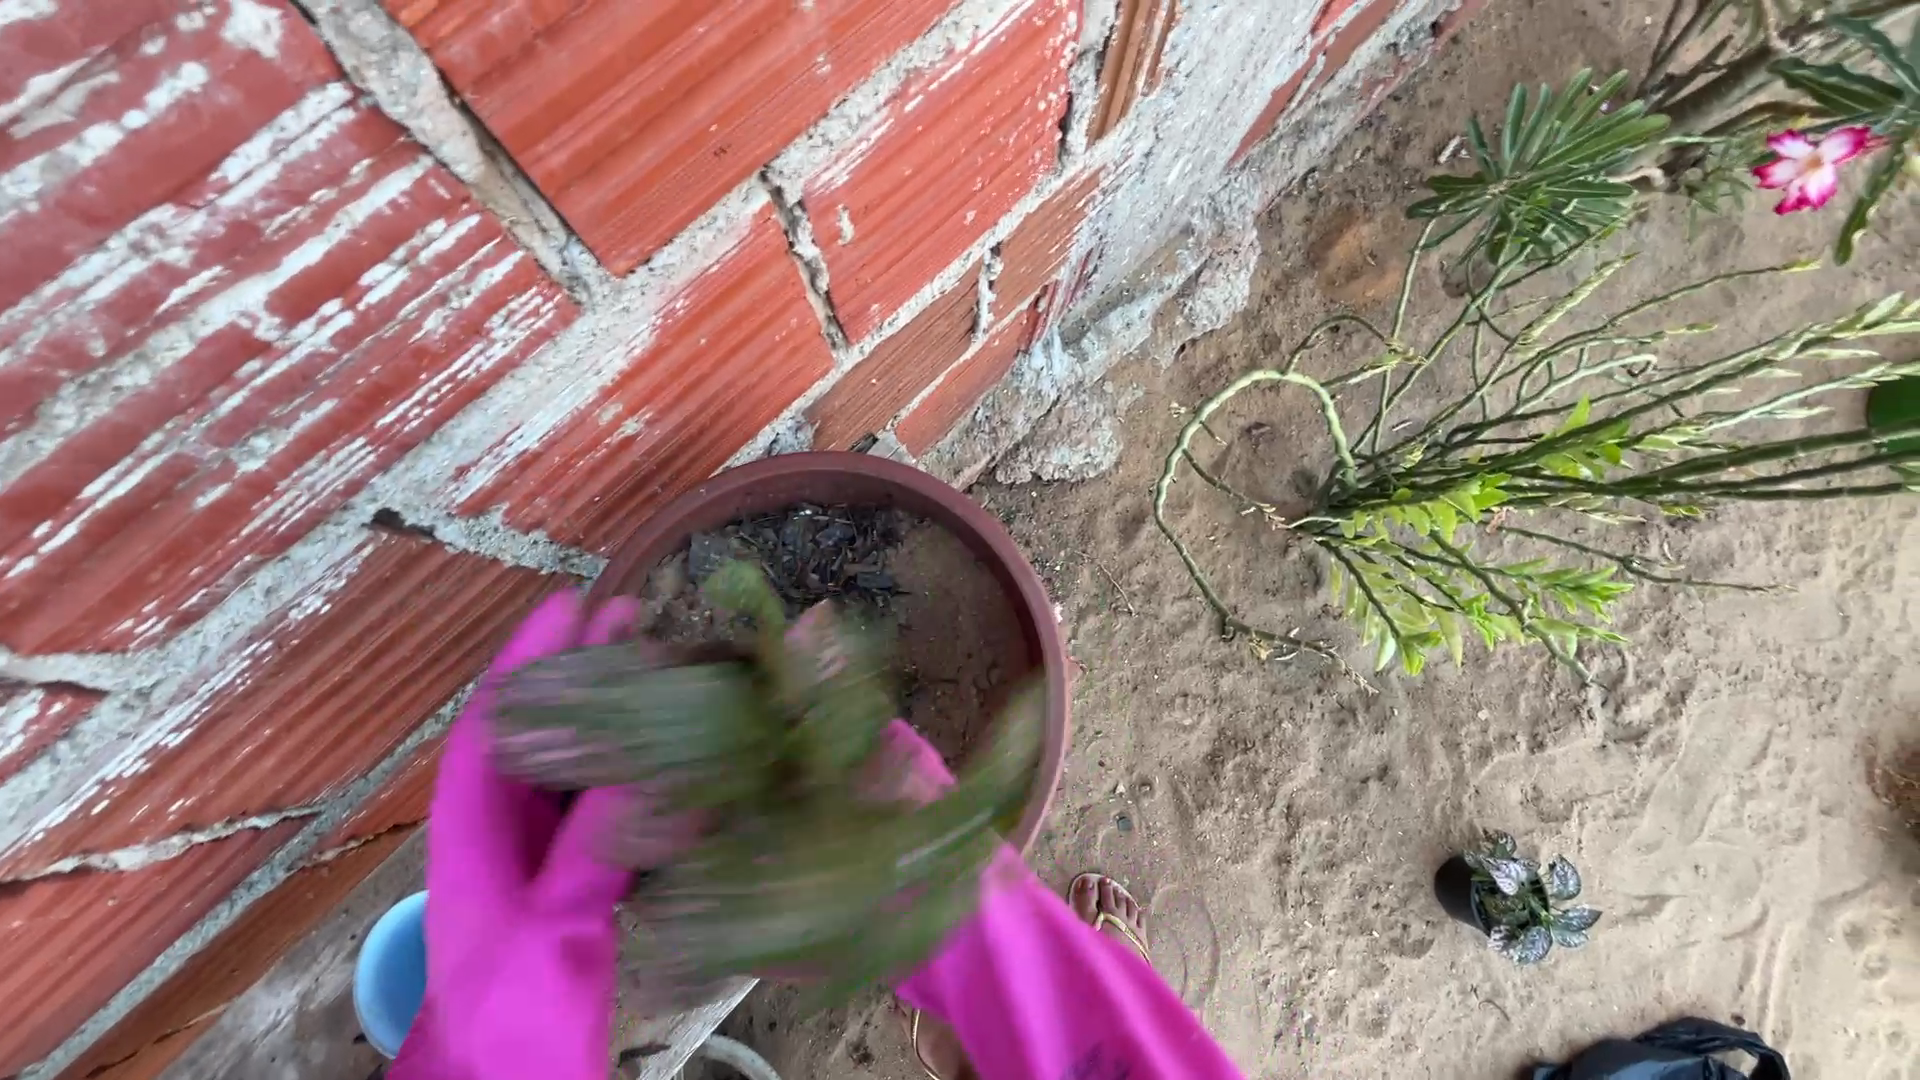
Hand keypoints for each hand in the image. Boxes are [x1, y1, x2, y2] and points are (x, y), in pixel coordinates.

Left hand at [390, 591, 640, 1079]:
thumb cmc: (514, 1032)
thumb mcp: (552, 941)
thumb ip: (589, 860)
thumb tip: (647, 776)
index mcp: (473, 847)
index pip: (492, 732)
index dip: (529, 663)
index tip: (569, 604)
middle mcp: (504, 840)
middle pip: (538, 735)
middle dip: (579, 672)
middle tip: (630, 615)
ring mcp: (542, 860)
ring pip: (575, 765)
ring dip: (615, 711)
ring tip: (660, 662)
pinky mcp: (581, 881)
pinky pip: (609, 805)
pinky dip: (641, 765)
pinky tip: (679, 750)